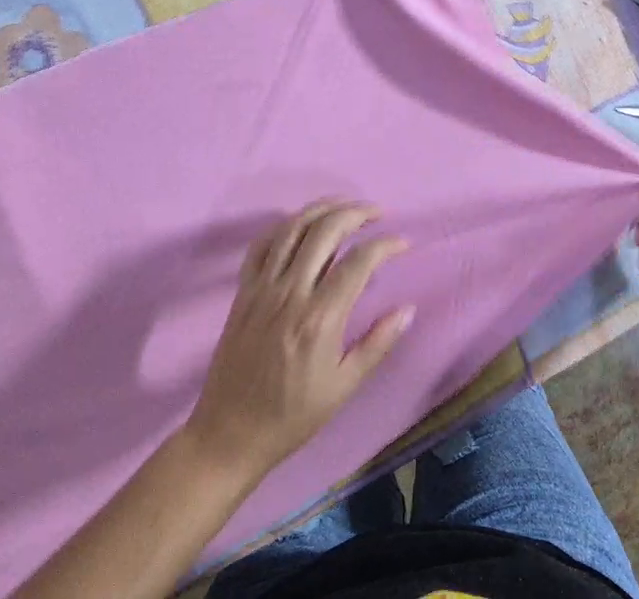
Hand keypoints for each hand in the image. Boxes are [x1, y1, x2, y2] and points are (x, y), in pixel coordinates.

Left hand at [186, 200, 414, 476]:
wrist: (230, 433)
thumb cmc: (293, 416)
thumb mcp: (344, 386)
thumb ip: (378, 343)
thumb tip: (408, 309)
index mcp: (320, 319)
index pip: (358, 262)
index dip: (385, 245)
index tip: (403, 244)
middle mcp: (290, 294)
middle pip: (324, 231)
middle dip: (355, 213)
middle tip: (378, 213)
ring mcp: (262, 289)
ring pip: (292, 229)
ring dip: (321, 209)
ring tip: (345, 206)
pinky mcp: (242, 293)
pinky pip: (261, 246)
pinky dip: (283, 226)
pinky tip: (301, 224)